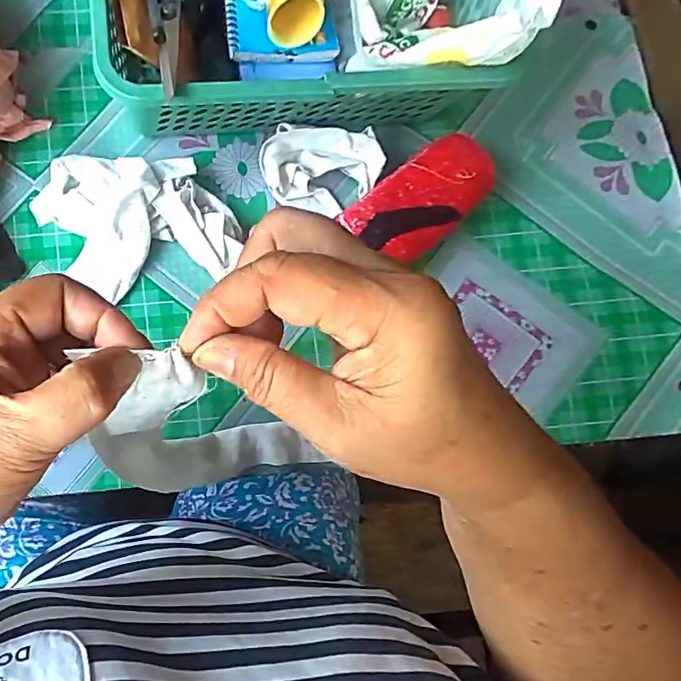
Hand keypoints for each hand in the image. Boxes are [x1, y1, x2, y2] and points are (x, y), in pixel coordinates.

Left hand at [0, 276, 148, 564]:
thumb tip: (134, 362)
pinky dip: (86, 388)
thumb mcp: (27, 432)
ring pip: (65, 349)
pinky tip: (99, 409)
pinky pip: (60, 378)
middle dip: (103, 342)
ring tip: (121, 396)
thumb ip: (84, 393)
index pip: (55, 294)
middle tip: (135, 380)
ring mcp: (3, 370)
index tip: (134, 357)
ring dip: (97, 367)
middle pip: (63, 318)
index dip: (101, 317)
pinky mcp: (14, 398)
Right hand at [178, 208, 541, 503]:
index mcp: (387, 308)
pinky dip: (284, 286)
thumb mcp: (336, 427)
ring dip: (260, 279)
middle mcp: (391, 272)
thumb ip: (270, 380)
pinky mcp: (385, 282)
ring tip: (255, 340)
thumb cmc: (418, 448)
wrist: (485, 449)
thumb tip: (209, 348)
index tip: (194, 348)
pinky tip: (282, 332)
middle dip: (241, 280)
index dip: (223, 303)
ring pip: (303, 237)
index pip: (282, 274)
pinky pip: (320, 260)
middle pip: (290, 231)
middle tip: (230, 340)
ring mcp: (391, 271)